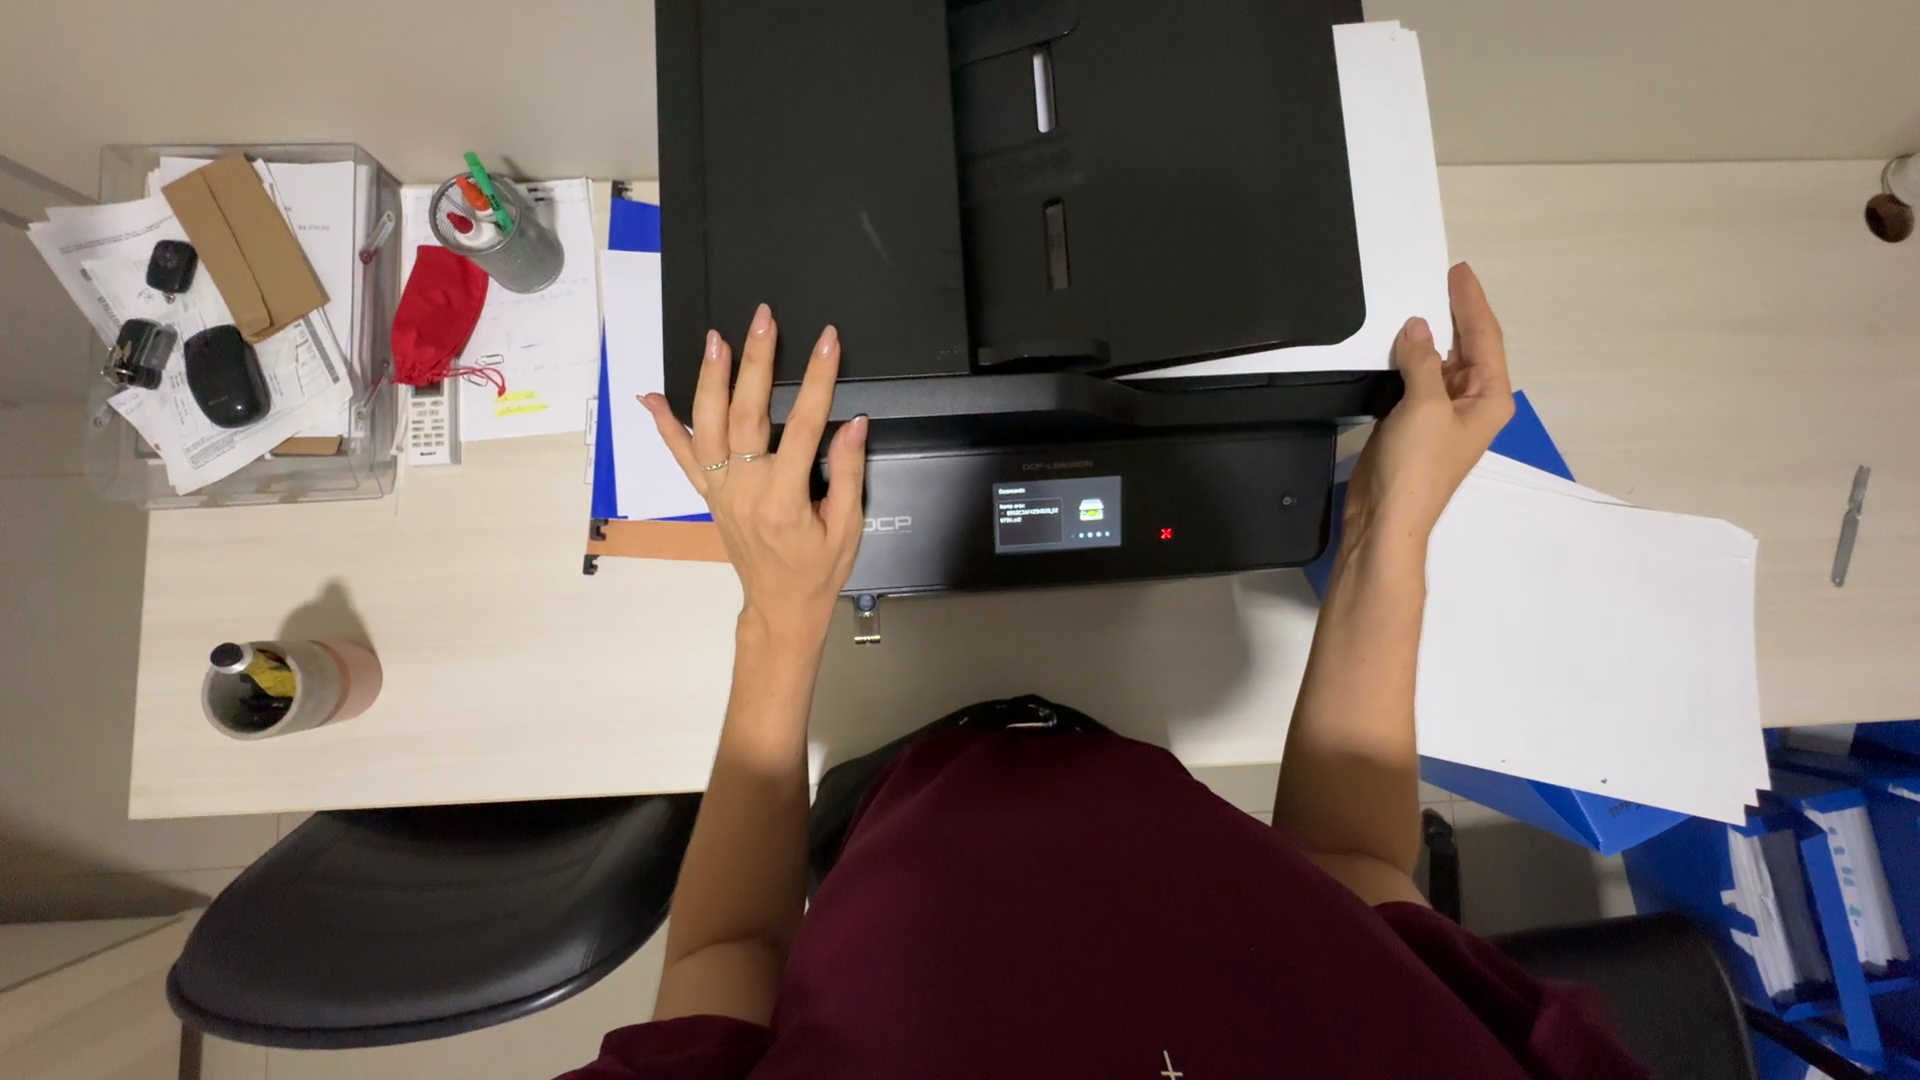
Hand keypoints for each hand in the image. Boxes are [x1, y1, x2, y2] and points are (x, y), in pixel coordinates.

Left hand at [640, 303, 868, 646]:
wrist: (780, 606)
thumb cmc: (817, 571)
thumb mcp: (847, 527)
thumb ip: (848, 473)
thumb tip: (853, 424)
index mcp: (784, 498)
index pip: (802, 425)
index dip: (817, 379)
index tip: (827, 343)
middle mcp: (745, 490)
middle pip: (747, 413)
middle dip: (756, 361)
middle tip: (763, 320)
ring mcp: (721, 491)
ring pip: (708, 426)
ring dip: (710, 380)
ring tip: (716, 339)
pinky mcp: (709, 496)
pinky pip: (682, 457)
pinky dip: (666, 426)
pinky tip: (652, 396)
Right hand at [1348, 262, 1514, 540]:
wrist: (1387, 515)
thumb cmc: (1416, 466)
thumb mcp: (1424, 406)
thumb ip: (1422, 362)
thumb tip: (1416, 328)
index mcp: (1488, 398)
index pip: (1484, 338)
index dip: (1471, 303)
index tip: (1458, 272)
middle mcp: (1470, 403)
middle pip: (1464, 349)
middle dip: (1451, 316)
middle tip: (1434, 280)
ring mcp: (1438, 416)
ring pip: (1435, 365)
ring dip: (1423, 339)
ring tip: (1408, 306)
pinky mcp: (1409, 426)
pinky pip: (1411, 383)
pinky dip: (1402, 363)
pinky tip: (1390, 347)